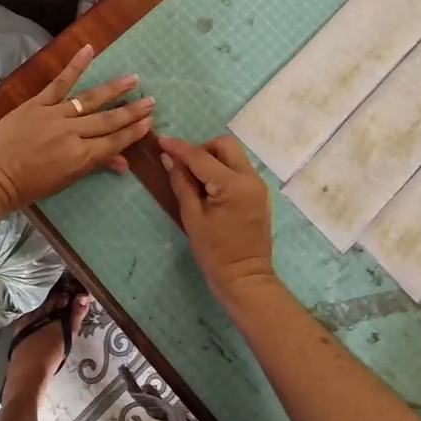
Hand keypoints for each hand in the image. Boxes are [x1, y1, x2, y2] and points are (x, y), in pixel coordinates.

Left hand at [0, 45, 155, 212]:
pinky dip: (75, 66)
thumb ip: (93, 167)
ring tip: (133, 79)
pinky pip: (60, 83)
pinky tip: (89, 50)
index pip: (113, 142)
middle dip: (131, 111)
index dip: (132, 132)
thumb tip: (123, 163)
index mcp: (80, 158)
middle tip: (151, 100)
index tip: (149, 121)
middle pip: (107, 121)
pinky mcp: (37, 104)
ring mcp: (54, 116)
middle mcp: (72, 134)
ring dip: (113, 89)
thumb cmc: (26, 187)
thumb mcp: (63, 182)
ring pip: (90, 100)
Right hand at [162, 135, 276, 299]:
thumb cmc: (215, 253)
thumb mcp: (192, 217)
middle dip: (202, 149)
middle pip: (225, 146)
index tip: (161, 140)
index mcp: (233, 185)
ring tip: (196, 180)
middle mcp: (250, 178)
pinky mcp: (259, 193)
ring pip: (234, 155)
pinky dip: (223, 170)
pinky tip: (211, 189)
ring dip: (213, 159)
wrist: (245, 279)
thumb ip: (182, 183)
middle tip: (185, 167)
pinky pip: (239, 169)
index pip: (201, 157)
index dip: (179, 147)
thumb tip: (169, 158)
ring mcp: (258, 185)